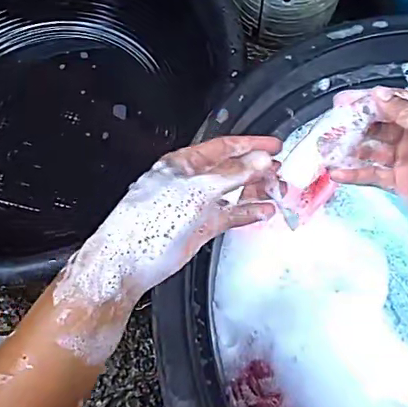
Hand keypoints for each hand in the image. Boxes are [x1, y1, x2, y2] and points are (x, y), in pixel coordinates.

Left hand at [51, 136, 280, 350]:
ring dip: (255, 191)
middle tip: (280, 171)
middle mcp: (189, 182)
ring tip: (277, 190)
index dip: (250, 144)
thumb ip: (230, 175)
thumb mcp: (195, 191)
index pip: (222, 147)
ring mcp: (194, 206)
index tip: (274, 146)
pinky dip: (247, 213)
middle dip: (256, 168)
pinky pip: (228, 215)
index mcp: (183, 164)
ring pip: (231, 193)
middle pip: (230, 169)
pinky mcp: (198, 228)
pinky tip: (263, 212)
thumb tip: (257, 160)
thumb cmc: (146, 223)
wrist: (127, 261)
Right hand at [328, 87, 407, 251]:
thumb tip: (380, 96)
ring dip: (351, 149)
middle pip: (379, 125)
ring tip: (328, 149)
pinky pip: (375, 175)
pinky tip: (339, 173)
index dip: (368, 102)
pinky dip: (356, 174)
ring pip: (373, 149)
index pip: (395, 103)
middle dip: (354, 125)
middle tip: (330, 127)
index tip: (343, 103)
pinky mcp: (405, 184)